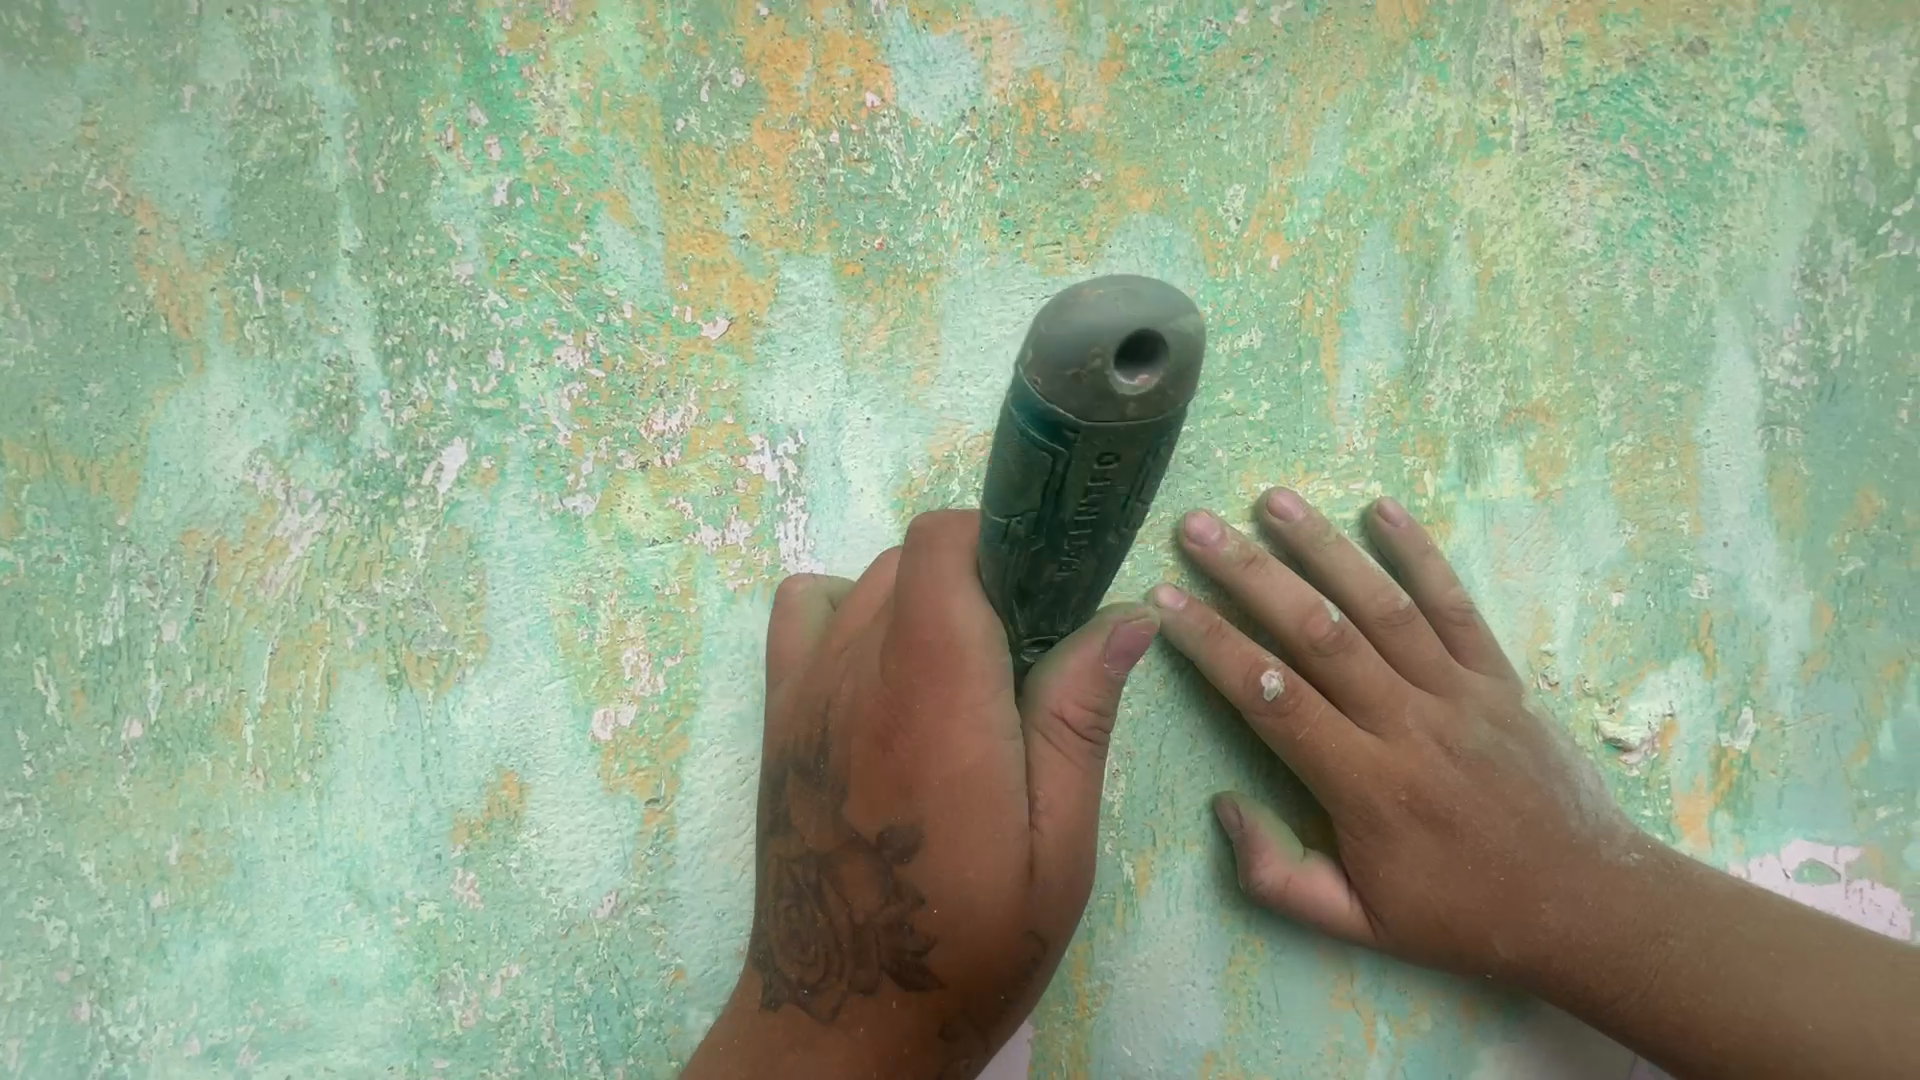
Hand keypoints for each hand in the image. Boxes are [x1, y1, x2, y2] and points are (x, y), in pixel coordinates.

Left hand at [684, 511, 1159, 1078]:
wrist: (843, 1014)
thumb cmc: (970, 938)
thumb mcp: (1059, 841)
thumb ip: (1080, 713)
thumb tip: (1129, 613)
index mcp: (936, 689)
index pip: (942, 542)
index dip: (998, 542)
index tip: (1042, 593)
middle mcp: (858, 668)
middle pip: (913, 557)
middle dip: (976, 577)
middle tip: (1018, 653)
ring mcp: (804, 686)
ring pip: (866, 578)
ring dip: (921, 594)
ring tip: (957, 666)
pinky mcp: (777, 712)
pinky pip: (802, 610)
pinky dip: (846, 608)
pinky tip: (882, 666)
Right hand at [1150, 490, 1651, 980]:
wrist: (1596, 909)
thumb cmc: (1460, 915)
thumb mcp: (1357, 927)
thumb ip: (1275, 877)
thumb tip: (1221, 805)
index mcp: (1367, 785)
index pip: (1271, 697)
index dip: (1212, 644)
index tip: (1164, 600)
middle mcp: (1408, 724)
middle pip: (1318, 633)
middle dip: (1250, 574)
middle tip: (1198, 527)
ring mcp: (1460, 692)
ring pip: (1382, 606)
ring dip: (1322, 547)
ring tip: (1272, 500)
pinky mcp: (1499, 677)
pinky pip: (1456, 606)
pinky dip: (1420, 554)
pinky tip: (1382, 508)